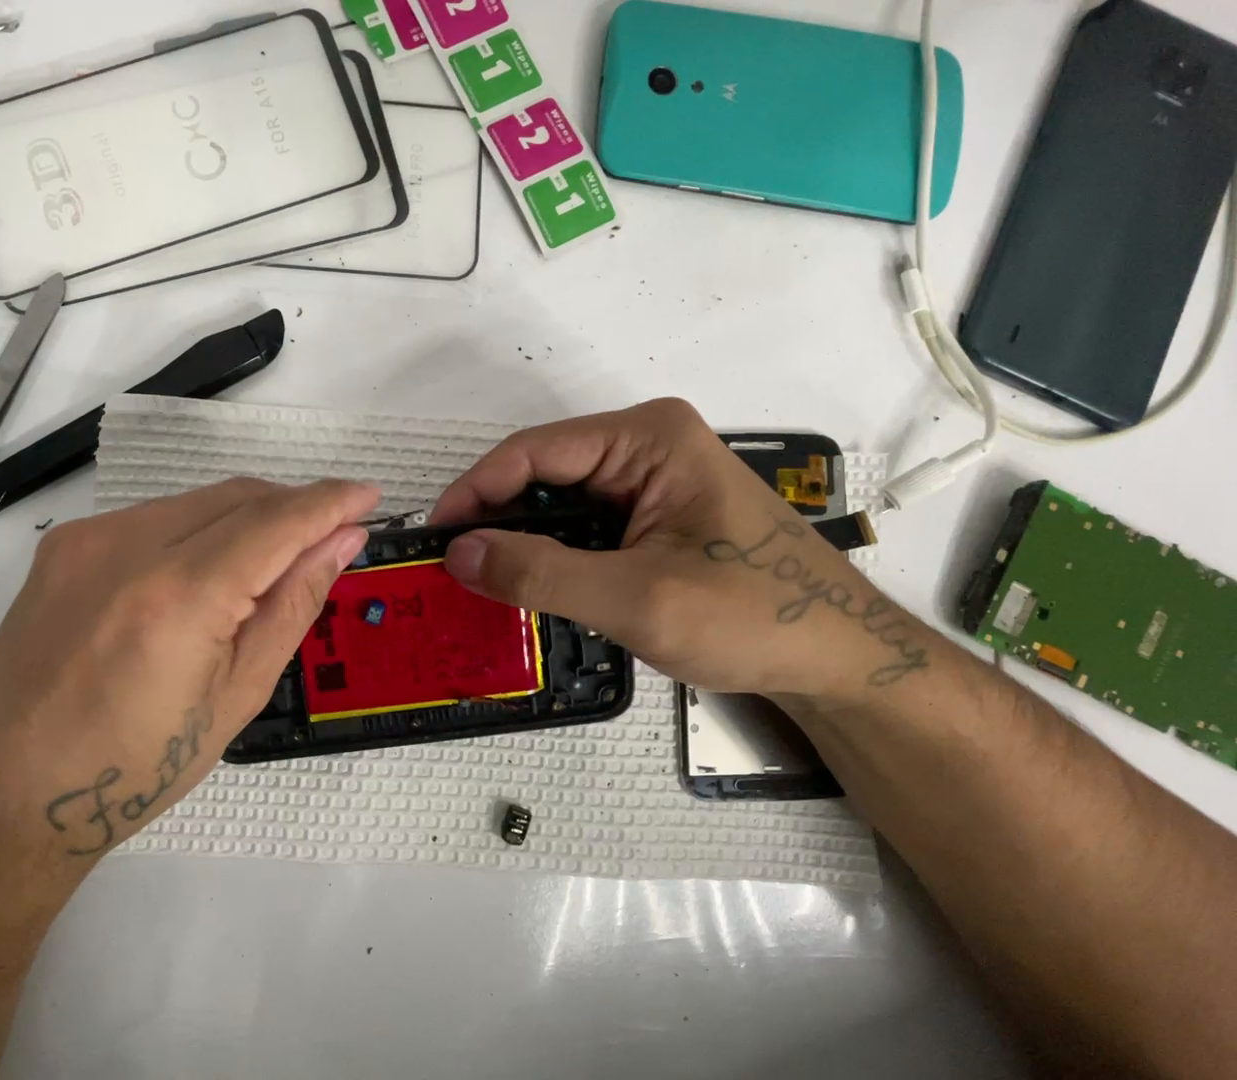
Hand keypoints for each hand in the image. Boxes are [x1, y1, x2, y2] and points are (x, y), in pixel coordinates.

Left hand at [0, 478, 378, 868]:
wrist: (13, 788)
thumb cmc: (137, 767)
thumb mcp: (235, 697)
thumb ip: (291, 606)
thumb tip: (340, 543)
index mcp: (179, 596)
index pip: (275, 521)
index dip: (330, 502)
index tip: (369, 496)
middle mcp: (127, 546)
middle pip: (236, 498)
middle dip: (291, 508)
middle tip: (329, 537)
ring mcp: (86, 539)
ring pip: (193, 502)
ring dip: (243, 519)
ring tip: (266, 566)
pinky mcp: (61, 546)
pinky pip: (150, 518)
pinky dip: (193, 532)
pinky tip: (200, 576)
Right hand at [431, 399, 933, 698]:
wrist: (842, 660)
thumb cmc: (754, 619)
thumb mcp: (636, 599)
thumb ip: (540, 573)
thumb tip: (456, 554)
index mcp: (648, 438)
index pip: (532, 452)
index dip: (473, 493)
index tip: (432, 541)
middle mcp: (646, 444)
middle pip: (541, 472)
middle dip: (492, 519)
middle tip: (450, 570)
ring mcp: (652, 478)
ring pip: (558, 501)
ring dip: (519, 540)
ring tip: (479, 582)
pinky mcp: (654, 513)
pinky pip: (582, 524)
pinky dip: (550, 554)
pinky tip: (528, 585)